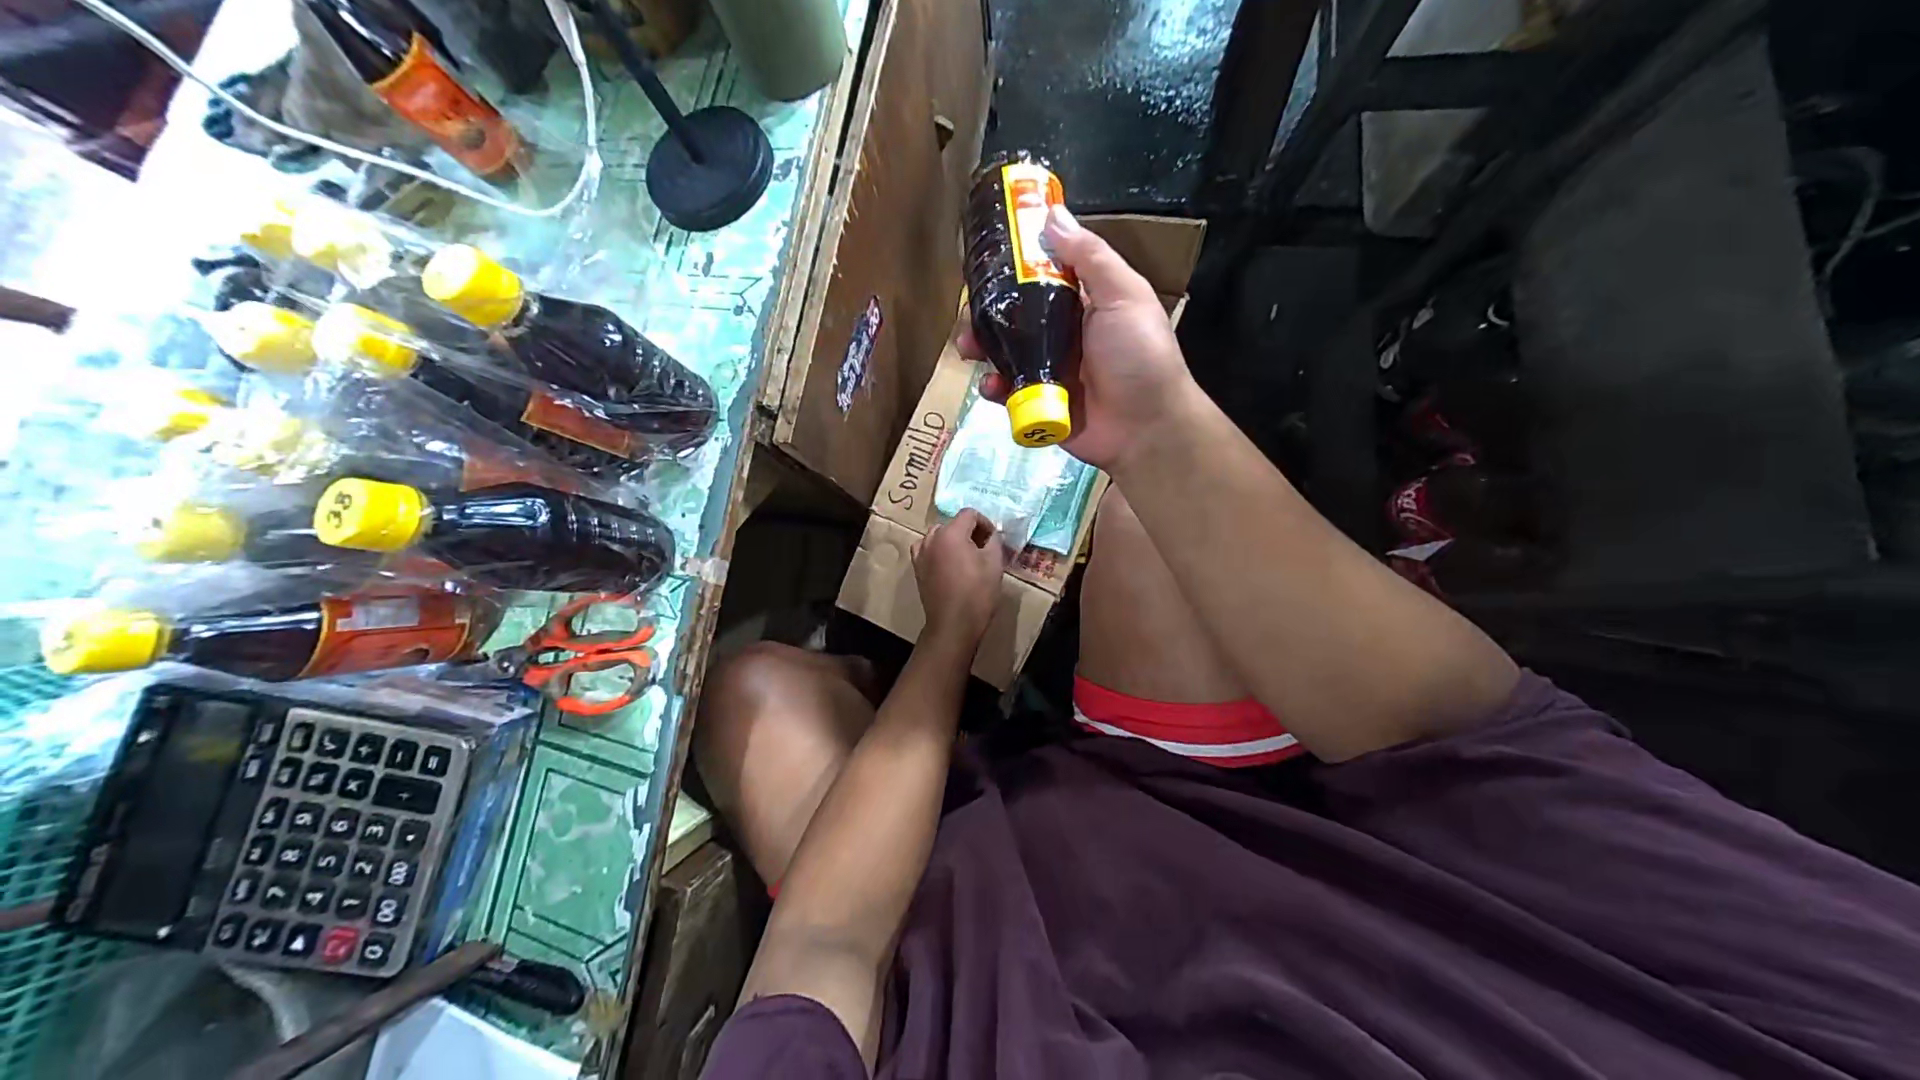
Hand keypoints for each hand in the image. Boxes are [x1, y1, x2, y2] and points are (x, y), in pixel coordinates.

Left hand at [912, 509, 1007, 650]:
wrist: (953, 624)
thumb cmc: (978, 593)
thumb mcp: (994, 563)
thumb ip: (993, 540)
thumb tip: (990, 534)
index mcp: (951, 533)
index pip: (970, 513)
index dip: (985, 523)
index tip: (993, 539)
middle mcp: (932, 538)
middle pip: (953, 524)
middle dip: (969, 532)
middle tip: (983, 548)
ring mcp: (921, 553)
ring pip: (939, 536)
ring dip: (953, 540)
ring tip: (966, 557)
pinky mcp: (917, 567)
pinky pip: (928, 549)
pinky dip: (939, 551)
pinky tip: (949, 565)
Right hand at [959, 205, 1200, 470]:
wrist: (1146, 428)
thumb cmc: (1139, 355)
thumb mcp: (1123, 295)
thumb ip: (1089, 256)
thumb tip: (1054, 214)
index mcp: (1083, 302)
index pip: (1040, 275)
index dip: (1012, 266)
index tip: (984, 256)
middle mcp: (1062, 332)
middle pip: (1013, 314)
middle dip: (986, 311)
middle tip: (969, 313)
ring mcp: (1047, 369)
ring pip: (1003, 351)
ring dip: (981, 347)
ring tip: (969, 349)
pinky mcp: (1037, 403)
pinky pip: (1006, 391)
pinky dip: (994, 388)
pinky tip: (992, 387)